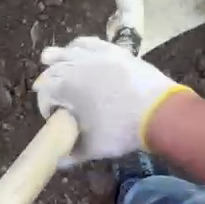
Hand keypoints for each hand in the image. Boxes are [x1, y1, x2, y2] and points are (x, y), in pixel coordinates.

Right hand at [32, 36, 191, 164]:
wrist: (159, 112)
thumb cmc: (120, 130)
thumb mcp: (92, 147)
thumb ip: (71, 153)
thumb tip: (59, 160)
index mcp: (65, 87)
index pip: (44, 93)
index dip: (45, 106)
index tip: (53, 118)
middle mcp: (75, 65)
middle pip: (52, 70)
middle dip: (48, 84)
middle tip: (54, 98)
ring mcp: (95, 55)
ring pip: (67, 51)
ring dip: (57, 60)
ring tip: (52, 64)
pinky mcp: (114, 50)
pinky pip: (89, 43)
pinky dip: (78, 47)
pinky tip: (78, 51)